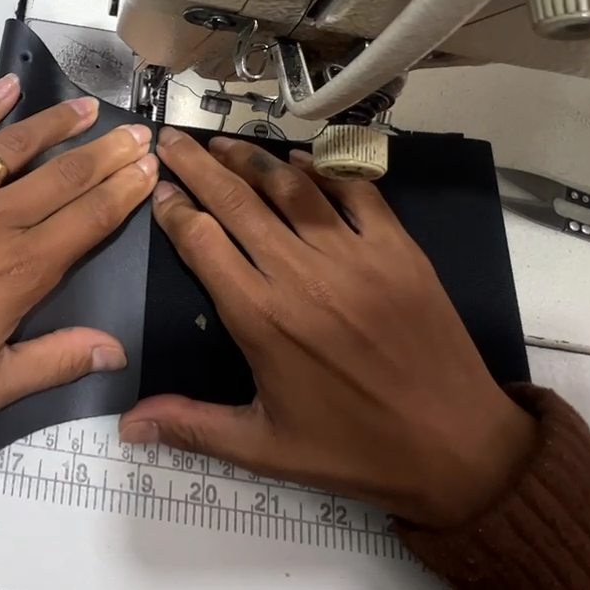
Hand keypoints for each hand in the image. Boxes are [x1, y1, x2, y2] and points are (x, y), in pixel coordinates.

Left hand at [0, 76, 158, 417]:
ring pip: (21, 146)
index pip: (88, 219)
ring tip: (91, 107)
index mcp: (20, 269)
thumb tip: (116, 349)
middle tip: (140, 134)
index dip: (124, 191)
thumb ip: (56, 361)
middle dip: (109, 153)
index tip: (150, 167)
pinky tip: (10, 86)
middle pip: (66, 177)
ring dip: (60, 124)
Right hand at [118, 129, 534, 528]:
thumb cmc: (355, 449)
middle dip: (196, 164)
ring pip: (288, 186)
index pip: (200, 241)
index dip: (173, 209)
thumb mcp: (266, 449)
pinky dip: (323, 168)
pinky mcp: (397, 249)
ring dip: (249, 158)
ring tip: (221, 142)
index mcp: (260, 318)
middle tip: (171, 138)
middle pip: (235, 200)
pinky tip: (298, 159)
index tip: (158, 190)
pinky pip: (353, 191)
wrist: (462, 451)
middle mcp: (300, 275)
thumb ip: (192, 426)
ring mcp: (352, 255)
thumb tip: (126, 425)